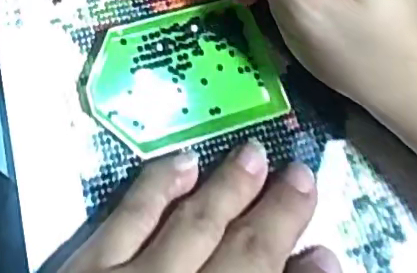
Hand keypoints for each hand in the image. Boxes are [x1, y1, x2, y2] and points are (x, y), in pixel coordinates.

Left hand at [60, 141, 338, 271]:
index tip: (331, 256)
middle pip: (240, 261)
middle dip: (276, 221)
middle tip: (304, 177)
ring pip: (189, 227)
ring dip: (226, 190)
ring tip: (256, 155)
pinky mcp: (86, 269)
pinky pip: (127, 217)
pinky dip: (158, 187)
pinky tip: (183, 162)